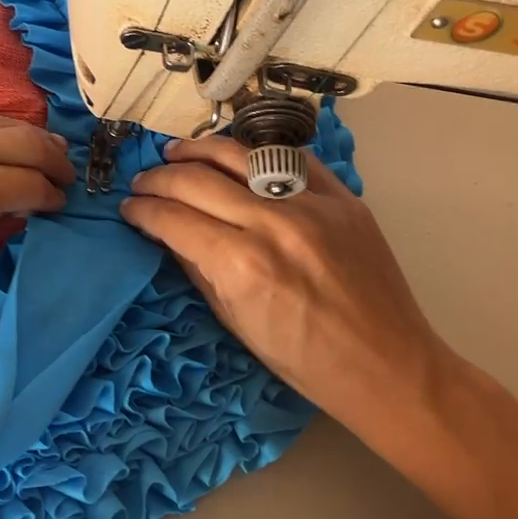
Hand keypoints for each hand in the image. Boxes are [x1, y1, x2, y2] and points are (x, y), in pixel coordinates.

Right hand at [119, 137, 445, 425]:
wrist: (389, 368)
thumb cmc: (303, 360)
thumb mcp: (234, 321)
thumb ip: (195, 266)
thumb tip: (163, 230)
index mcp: (242, 265)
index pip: (173, 218)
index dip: (142, 210)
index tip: (128, 209)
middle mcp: (273, 225)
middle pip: (196, 179)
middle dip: (157, 179)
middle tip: (141, 184)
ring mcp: (312, 205)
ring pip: (238, 154)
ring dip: (197, 150)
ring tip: (175, 154)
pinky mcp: (342, 197)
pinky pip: (289, 158)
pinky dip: (254, 154)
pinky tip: (235, 158)